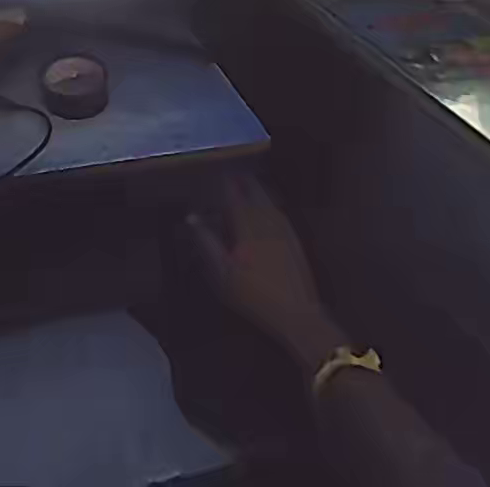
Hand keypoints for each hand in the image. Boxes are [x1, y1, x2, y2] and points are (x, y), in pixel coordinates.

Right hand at [187, 177, 345, 366]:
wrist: (297, 316)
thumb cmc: (254, 295)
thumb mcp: (222, 272)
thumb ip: (207, 242)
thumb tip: (191, 217)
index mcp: (247, 230)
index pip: (236, 200)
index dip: (229, 186)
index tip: (222, 174)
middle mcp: (267, 227)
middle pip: (257, 198)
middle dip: (247, 184)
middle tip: (238, 173)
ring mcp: (285, 236)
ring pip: (272, 206)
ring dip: (262, 193)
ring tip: (253, 185)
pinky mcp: (297, 246)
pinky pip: (284, 218)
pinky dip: (275, 208)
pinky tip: (274, 209)